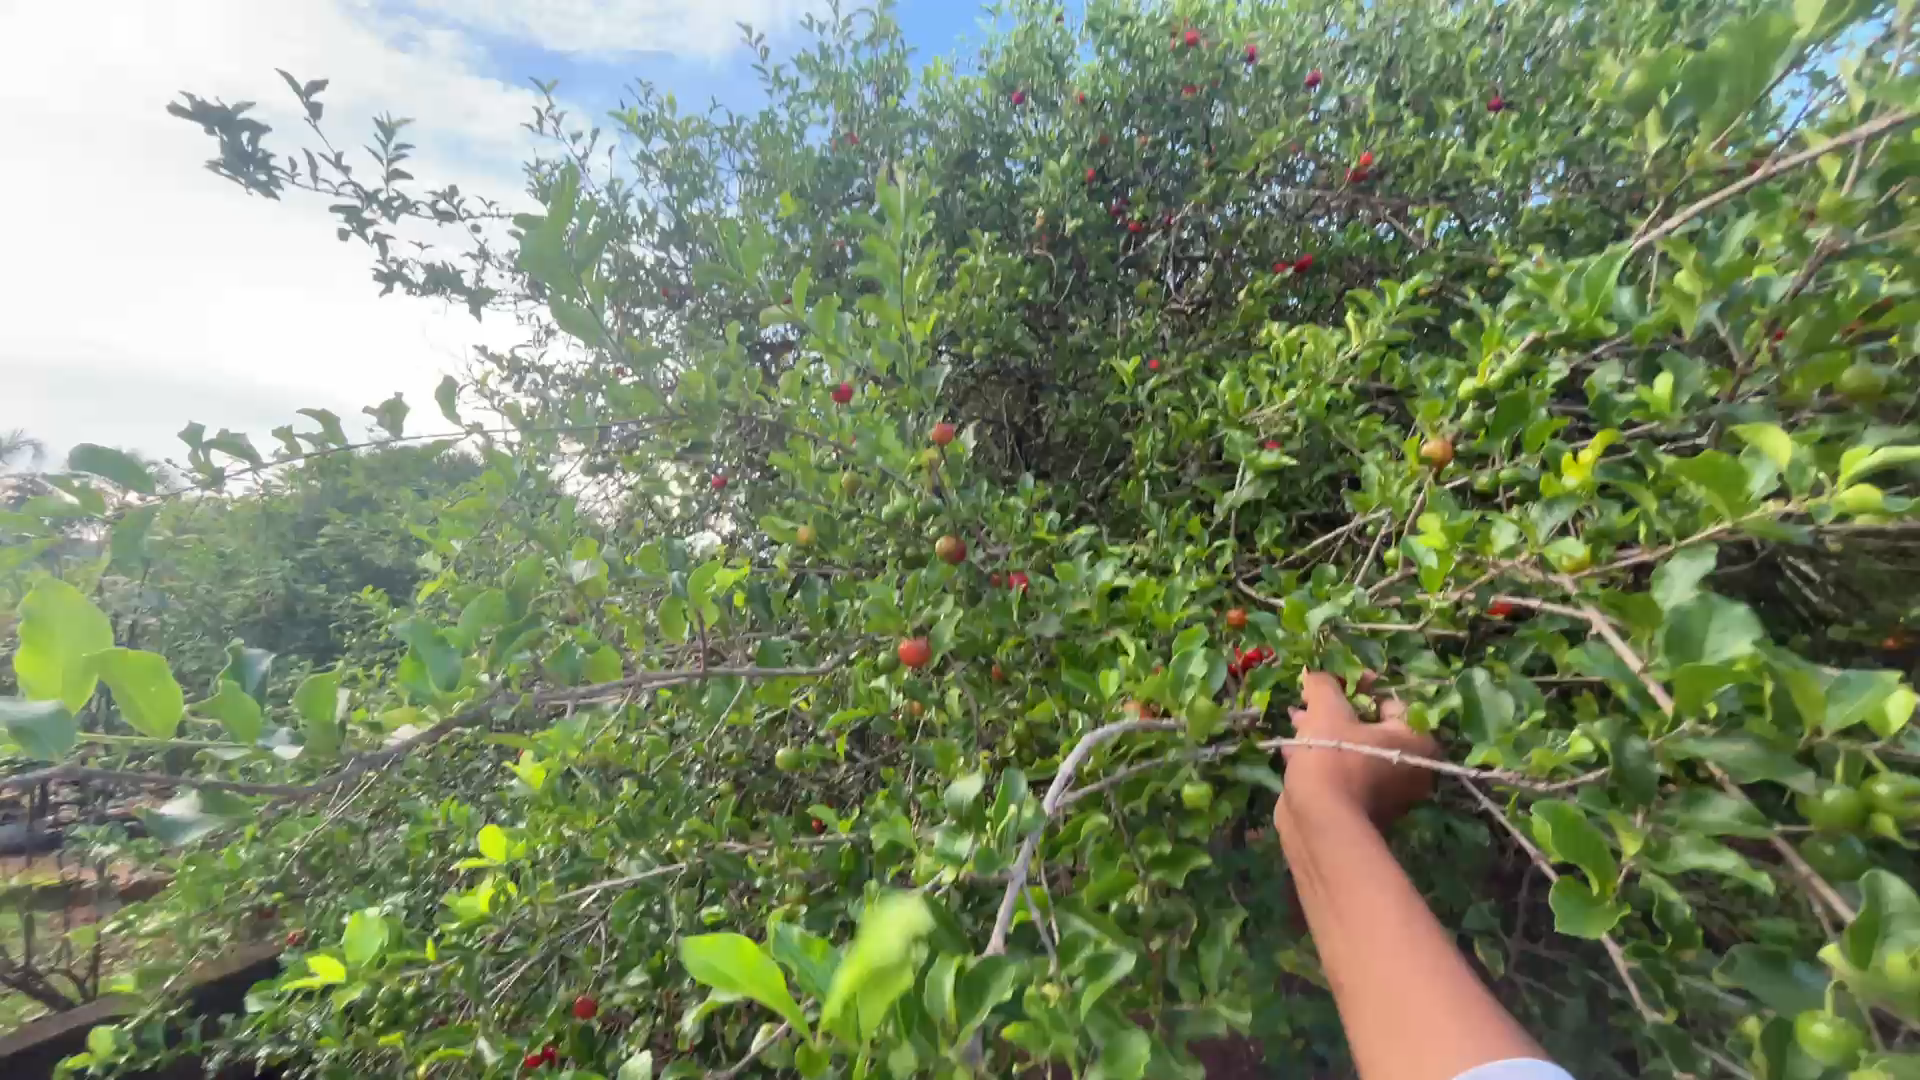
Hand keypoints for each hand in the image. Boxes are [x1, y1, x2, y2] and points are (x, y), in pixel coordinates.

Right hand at [1276, 671, 1440, 828]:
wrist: (1321, 821)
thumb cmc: (1334, 758)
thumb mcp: (1327, 711)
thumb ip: (1323, 686)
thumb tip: (1315, 674)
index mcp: (1416, 742)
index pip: (1391, 701)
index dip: (1358, 686)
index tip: (1330, 681)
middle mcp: (1411, 767)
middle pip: (1370, 726)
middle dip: (1336, 711)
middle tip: (1309, 701)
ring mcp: (1387, 790)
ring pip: (1353, 749)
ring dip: (1324, 733)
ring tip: (1295, 720)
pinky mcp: (1361, 805)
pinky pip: (1343, 771)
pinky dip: (1322, 757)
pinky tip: (1293, 748)